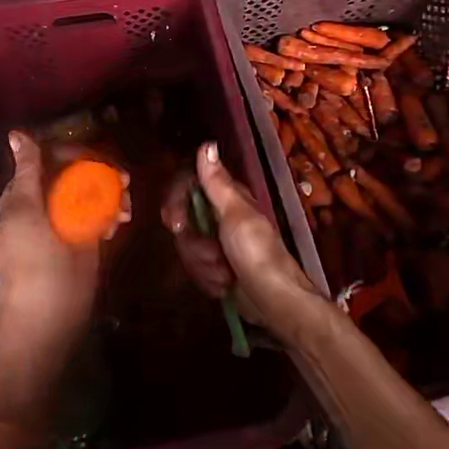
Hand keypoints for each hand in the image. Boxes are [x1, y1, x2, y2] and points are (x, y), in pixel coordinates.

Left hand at [0, 131, 109, 362]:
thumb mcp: (24, 212)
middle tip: (125, 179)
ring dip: (112, 193)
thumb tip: (16, 133)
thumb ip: (26, 172)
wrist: (46, 319)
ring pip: (91, 192)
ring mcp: (65, 222)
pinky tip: (122, 223)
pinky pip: (100, 215)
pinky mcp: (83, 240)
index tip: (95, 159)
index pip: (48, 158)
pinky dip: (112, 214)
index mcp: (23, 194)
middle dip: (100, 172)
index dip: (72, 153)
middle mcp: (44, 203)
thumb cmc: (31, 263)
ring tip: (128, 206)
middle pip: (74, 172)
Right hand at [161, 142, 323, 343]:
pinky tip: (225, 286)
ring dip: (204, 266)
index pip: (188, 186)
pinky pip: (196, 269)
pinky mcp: (217, 267)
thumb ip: (216, 182)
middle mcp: (221, 216)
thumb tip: (207, 145)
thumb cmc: (258, 254)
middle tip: (214, 256)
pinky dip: (208, 280)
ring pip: (188, 248)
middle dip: (195, 246)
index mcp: (227, 198)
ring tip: (226, 275)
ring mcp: (219, 243)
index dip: (176, 202)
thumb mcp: (235, 215)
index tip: (174, 223)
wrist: (274, 303)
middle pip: (184, 221)